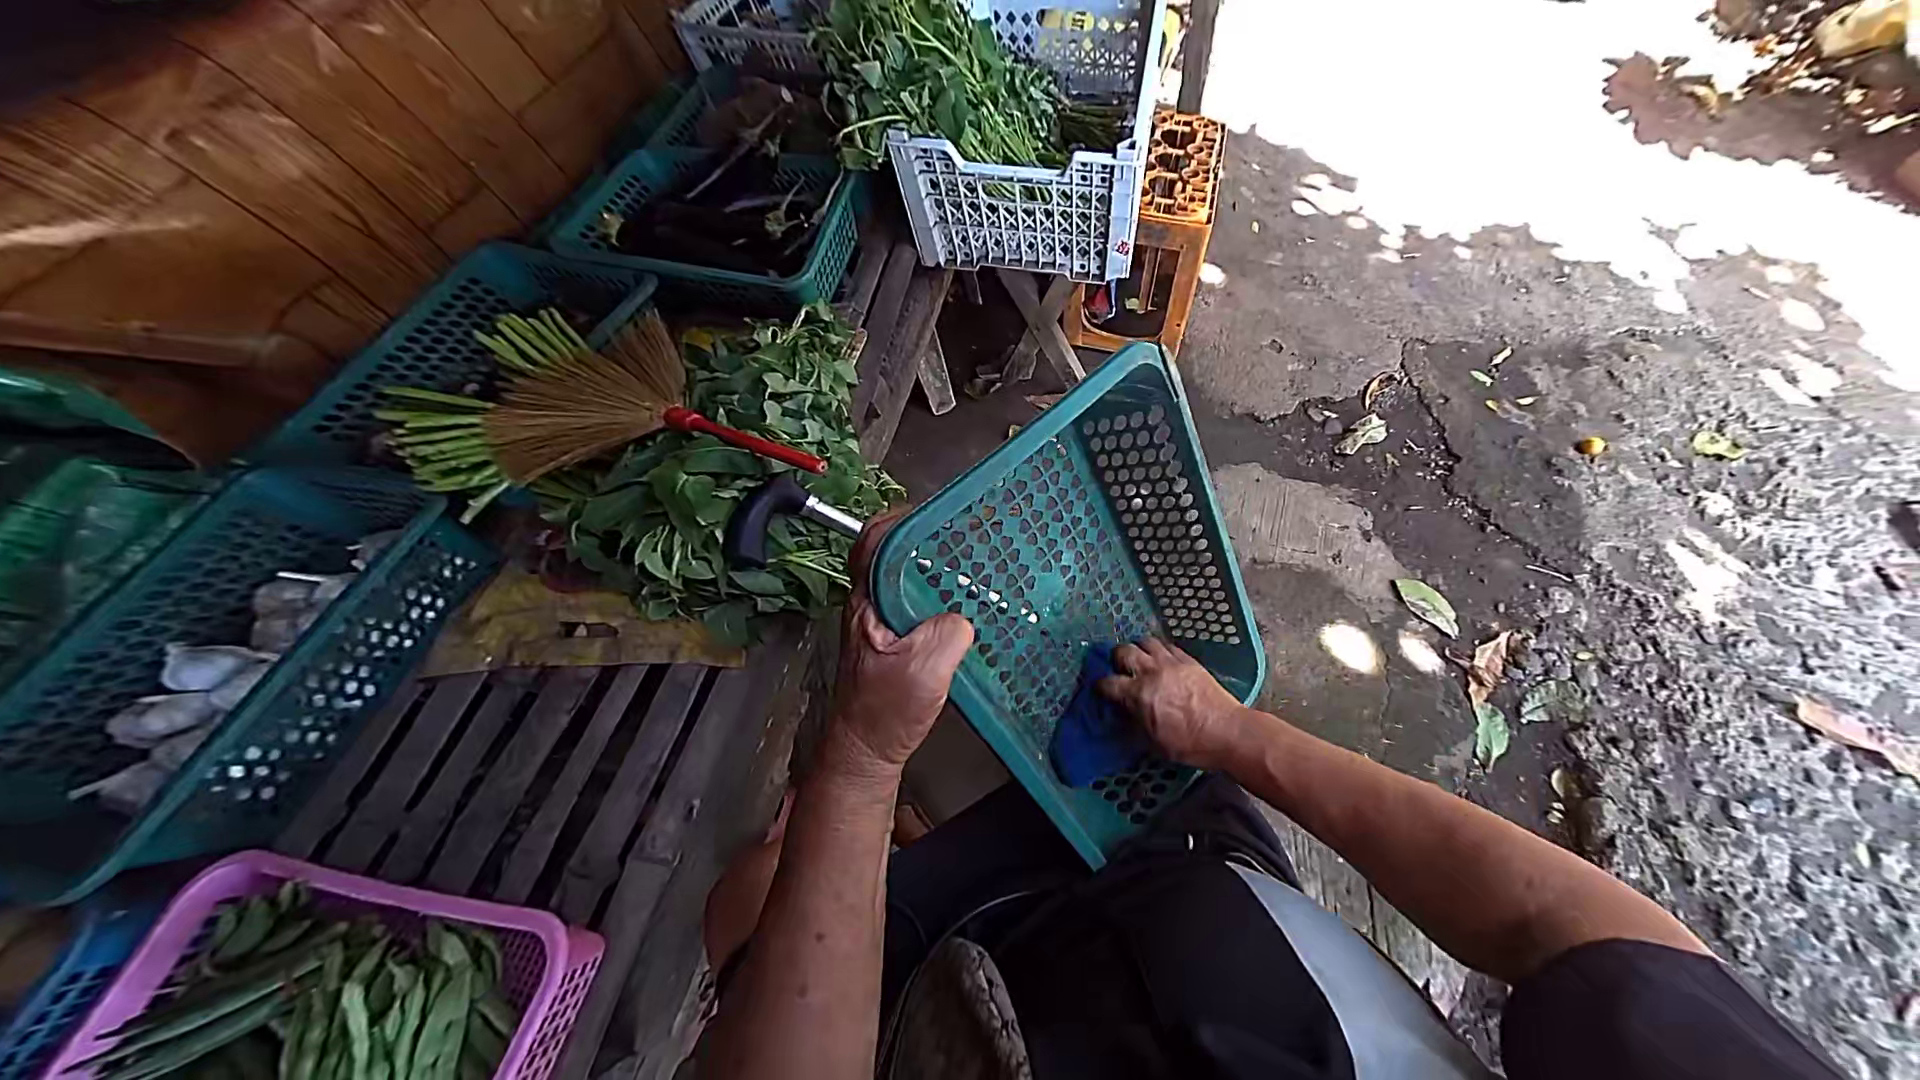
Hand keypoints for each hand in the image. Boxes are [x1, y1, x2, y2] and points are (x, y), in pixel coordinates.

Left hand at [826, 513, 973, 779]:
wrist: (867, 750)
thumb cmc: (882, 714)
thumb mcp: (922, 672)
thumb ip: (946, 636)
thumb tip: (963, 619)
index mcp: (866, 603)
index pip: (872, 542)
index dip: (900, 520)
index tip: (933, 514)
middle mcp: (868, 605)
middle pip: (888, 553)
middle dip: (920, 537)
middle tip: (957, 534)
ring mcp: (879, 621)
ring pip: (901, 577)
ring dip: (928, 567)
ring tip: (963, 563)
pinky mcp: (892, 638)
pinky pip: (912, 602)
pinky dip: (934, 594)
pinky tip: (958, 604)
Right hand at [1096, 638, 1250, 770]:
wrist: (1228, 733)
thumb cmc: (1190, 745)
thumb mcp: (1153, 743)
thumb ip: (1133, 723)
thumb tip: (1122, 713)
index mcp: (1138, 694)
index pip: (1107, 682)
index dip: (1100, 686)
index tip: (1101, 689)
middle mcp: (1151, 672)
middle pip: (1123, 651)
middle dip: (1117, 659)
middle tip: (1120, 668)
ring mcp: (1171, 663)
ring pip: (1145, 642)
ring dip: (1139, 649)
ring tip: (1141, 659)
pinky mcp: (1189, 660)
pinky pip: (1167, 646)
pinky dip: (1160, 651)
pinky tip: (1162, 661)